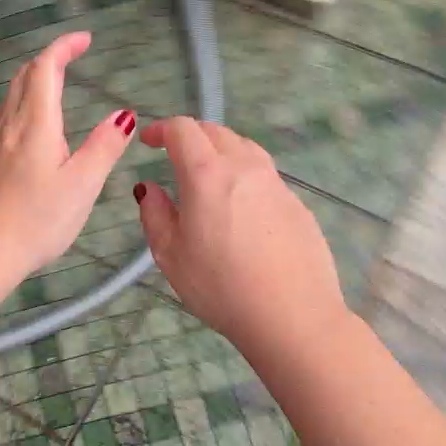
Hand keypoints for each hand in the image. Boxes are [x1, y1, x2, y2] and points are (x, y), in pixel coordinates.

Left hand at [0, 33, 136, 279]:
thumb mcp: (82, 185)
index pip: (45, 69)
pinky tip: (35, 126)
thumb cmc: (37, 222)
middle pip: (24, 77)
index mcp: (35, 126)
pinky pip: (7, 118)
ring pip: (12, 97)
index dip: (63, 47)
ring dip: (34, 79)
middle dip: (49, 58)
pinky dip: (25, 103)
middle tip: (74, 55)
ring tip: (57, 82)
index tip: (84, 39)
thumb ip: (104, 146)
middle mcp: (10, 127)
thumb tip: (124, 114)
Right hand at [134, 118, 345, 351]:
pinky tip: (240, 207)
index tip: (148, 140)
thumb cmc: (221, 287)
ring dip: (221, 149)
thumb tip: (149, 189)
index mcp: (206, 173)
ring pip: (245, 148)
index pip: (182, 129)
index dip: (161, 128)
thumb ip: (154, 214)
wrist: (294, 317)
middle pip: (216, 131)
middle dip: (190, 135)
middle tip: (174, 154)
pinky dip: (245, 176)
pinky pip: (265, 176)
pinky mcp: (297, 205)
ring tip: (208, 173)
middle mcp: (244, 167)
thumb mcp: (170, 255)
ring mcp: (276, 184)